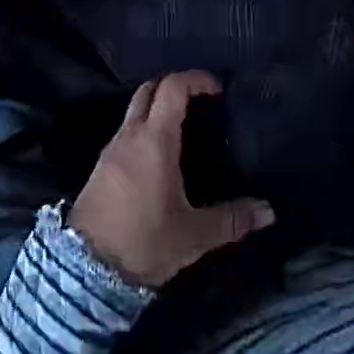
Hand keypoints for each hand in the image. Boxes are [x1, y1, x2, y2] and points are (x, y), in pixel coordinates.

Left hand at [70, 71, 274, 286]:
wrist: (86, 273)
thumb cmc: (144, 243)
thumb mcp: (194, 235)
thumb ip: (232, 219)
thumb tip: (268, 211)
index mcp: (154, 140)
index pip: (173, 87)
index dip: (196, 79)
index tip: (217, 90)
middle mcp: (129, 136)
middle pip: (149, 90)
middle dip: (175, 86)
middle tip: (201, 103)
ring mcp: (110, 151)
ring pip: (134, 111)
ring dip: (158, 109)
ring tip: (185, 130)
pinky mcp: (100, 168)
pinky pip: (125, 133)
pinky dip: (145, 130)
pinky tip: (160, 157)